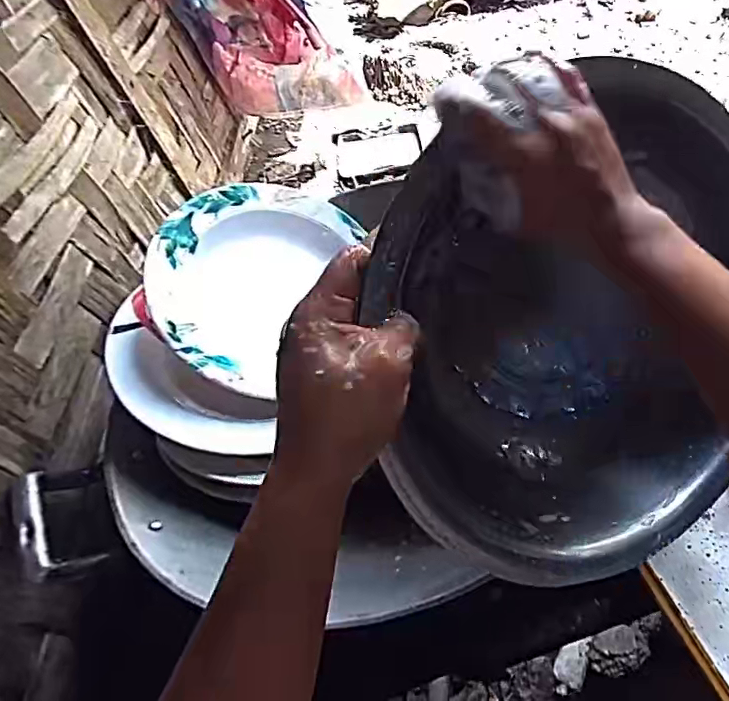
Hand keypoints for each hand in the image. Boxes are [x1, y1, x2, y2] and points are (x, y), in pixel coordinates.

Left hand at [273, 245, 419, 488]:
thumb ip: (402, 325)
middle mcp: (306, 323)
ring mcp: (310, 348)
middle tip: (421, 296)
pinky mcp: (319, 369)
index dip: (386, 254)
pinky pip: (352, 339)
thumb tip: (407, 317)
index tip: (417, 261)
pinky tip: (395, 354)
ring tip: (413, 325)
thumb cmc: (346, 417)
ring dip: (381, 321)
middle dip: (387, 292)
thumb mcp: (388, 361)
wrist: (316, 474)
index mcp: (315, 312)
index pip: (351, 258)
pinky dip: (373, 341)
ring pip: (355, 315)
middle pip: (353, 286)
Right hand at [464, 58, 652, 254]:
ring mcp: (569, 115)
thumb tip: (472, 166)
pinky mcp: (590, 112)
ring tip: (495, 73)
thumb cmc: (565, 224)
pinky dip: (547, 64)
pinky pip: (566, 75)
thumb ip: (488, 188)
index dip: (452, 101)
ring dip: (507, 70)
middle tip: (470, 91)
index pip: (475, 112)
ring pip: (531, 73)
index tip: (444, 102)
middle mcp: (544, 126)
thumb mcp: (514, 214)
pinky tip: (535, 59)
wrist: (614, 221)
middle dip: (478, 83)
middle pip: (500, 84)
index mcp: (521, 153)